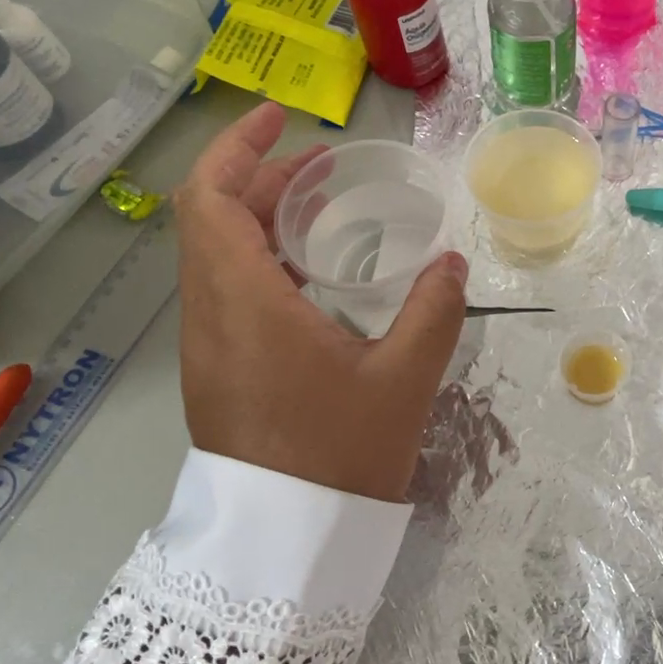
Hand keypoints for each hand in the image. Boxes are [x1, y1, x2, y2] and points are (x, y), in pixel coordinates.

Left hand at [174, 101, 469, 501]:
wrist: (285, 544)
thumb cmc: (339, 454)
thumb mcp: (404, 380)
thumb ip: (433, 311)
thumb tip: (452, 262)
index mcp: (244, 303)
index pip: (210, 199)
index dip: (236, 148)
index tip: (280, 119)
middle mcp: (212, 315)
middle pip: (213, 220)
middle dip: (263, 178)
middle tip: (326, 165)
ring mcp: (210, 345)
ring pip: (217, 256)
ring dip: (262, 218)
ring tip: (324, 208)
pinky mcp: (221, 370)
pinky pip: (228, 290)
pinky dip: (262, 259)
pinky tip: (315, 276)